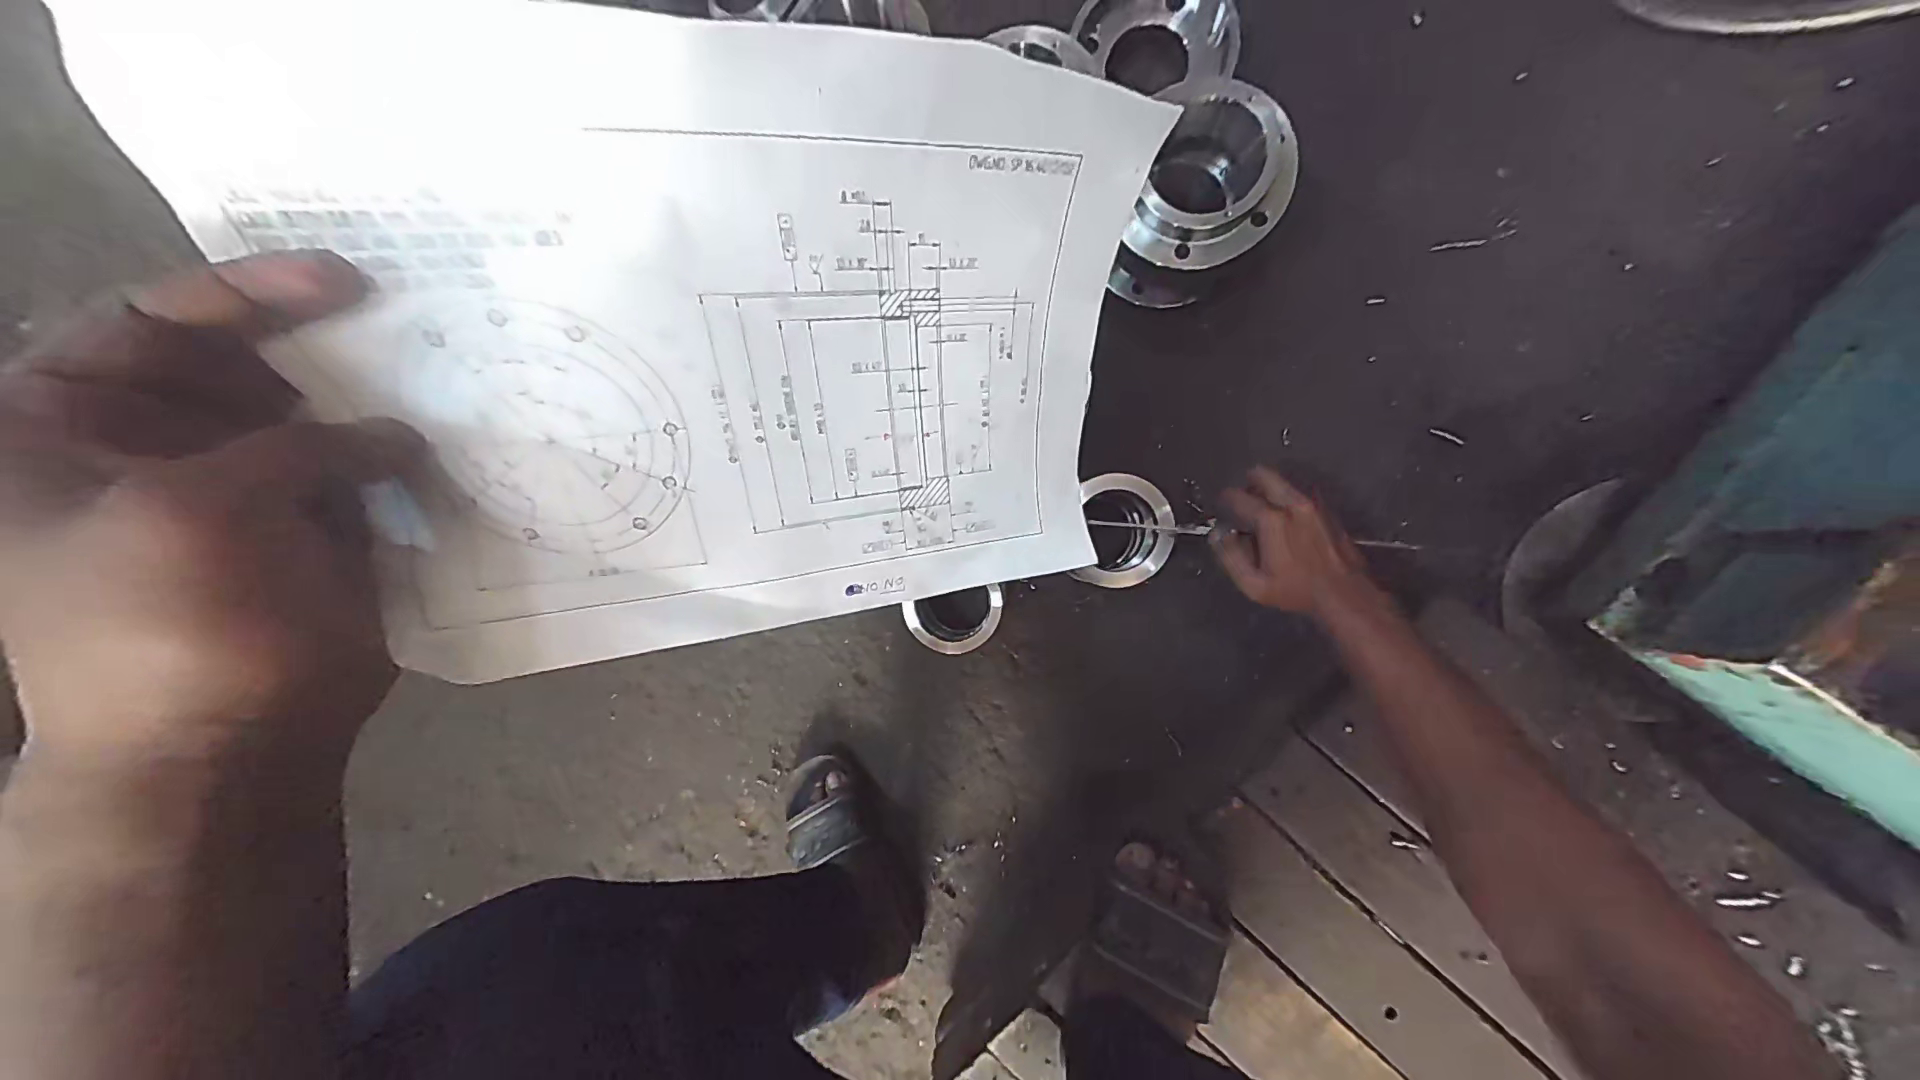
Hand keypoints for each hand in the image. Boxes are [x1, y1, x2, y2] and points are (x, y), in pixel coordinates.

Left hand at [0, 252, 420, 768]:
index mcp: (75, 427)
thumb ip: (297, 449)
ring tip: (455, 378)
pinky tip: (459, 443)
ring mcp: (261, 490)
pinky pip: (376, 473)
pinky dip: (414, 459)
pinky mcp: (331, 527)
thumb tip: (399, 435)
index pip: (155, 322)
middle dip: (332, 344)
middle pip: (257, 366)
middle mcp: (170, 446)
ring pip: (329, 421)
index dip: (248, 292)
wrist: (230, 738)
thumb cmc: (165, 626)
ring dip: (386, 403)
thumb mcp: (195, 510)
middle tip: (419, 324)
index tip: (346, 280)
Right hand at [1213, 466, 1371, 617]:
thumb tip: (1218, 534)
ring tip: (1262, 505)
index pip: (1240, 497)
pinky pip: (1301, 494)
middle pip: (1265, 476)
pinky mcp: (1327, 511)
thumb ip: (1230, 556)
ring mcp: (1313, 506)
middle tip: (1243, 495)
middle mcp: (1292, 505)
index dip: (1226, 498)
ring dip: (1269, 488)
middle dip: (1249, 482)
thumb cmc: (1296, 590)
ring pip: (1285, 482)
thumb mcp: (1253, 584)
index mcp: (1271, 520)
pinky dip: (1287, 498)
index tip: (1221, 502)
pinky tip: (1285, 516)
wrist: (1344, 593)